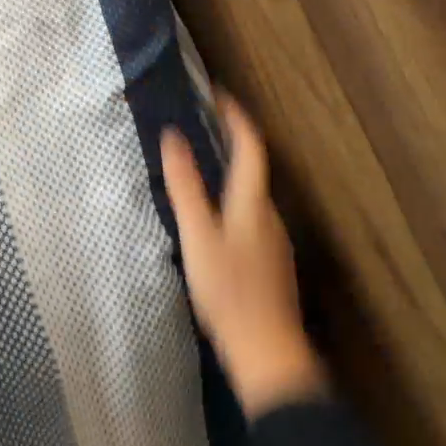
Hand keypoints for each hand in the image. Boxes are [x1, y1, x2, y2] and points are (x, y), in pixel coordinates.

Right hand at [163, 94, 327, 417]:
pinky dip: (230, 201)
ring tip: (199, 167)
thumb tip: (173, 137)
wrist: (266, 351)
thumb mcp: (198, 234)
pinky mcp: (268, 262)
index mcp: (252, 204)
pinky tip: (211, 217)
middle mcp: (268, 216)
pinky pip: (249, 217)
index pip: (250, 149)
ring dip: (229, 174)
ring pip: (250, 196)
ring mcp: (272, 241)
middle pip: (253, 170)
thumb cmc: (228, 289)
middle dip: (230, 144)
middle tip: (201, 126)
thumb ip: (185, 186)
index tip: (218, 95)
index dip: (237, 119)